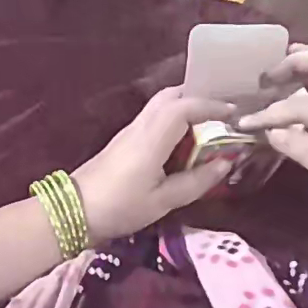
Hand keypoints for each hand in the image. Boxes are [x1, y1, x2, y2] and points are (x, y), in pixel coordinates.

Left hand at [73, 86, 236, 241]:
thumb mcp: (163, 201)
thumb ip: (196, 181)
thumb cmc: (120, 207)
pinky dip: (173, 120)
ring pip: (160, 106)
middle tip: (222, 111)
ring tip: (209, 125)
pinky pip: (152, 119)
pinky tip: (184, 140)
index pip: (184, 106)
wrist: (73, 211)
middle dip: (198, 97)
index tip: (234, 112)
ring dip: (185, 108)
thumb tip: (225, 163)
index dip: (211, 105)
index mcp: (151, 138)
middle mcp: (140, 127)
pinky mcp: (123, 141)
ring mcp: (128, 132)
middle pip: (170, 96)